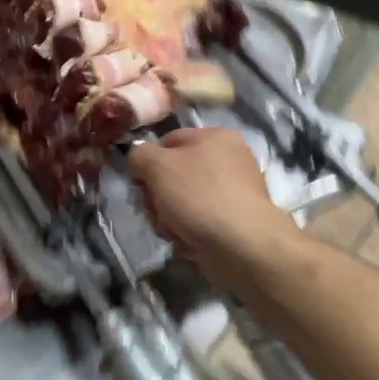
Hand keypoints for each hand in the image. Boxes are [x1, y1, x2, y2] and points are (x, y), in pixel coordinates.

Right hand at [127, 128, 299, 290]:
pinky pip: (198, 218)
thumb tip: (139, 159)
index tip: (139, 184)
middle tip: (155, 210)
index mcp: (216, 137)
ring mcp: (233, 190)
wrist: (240, 242)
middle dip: (157, 195)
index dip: (147, 162)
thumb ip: (139, 155)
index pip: (167, 141)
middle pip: (173, 173)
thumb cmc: (197, 196)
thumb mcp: (156, 165)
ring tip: (171, 229)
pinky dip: (186, 229)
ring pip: (182, 199)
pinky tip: (185, 239)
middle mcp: (229, 159)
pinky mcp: (234, 218)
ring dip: (167, 216)